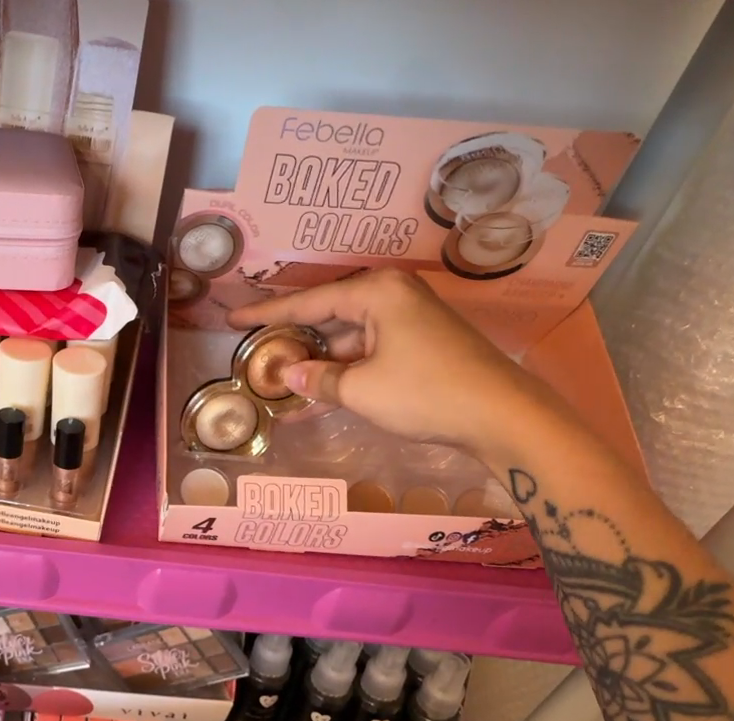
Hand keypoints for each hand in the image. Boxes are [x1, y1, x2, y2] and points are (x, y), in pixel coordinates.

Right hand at [228, 269, 565, 465]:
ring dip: (316, 368)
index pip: (308, 301)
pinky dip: (343, 378)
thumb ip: (319, 380)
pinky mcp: (419, 350)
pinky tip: (312, 404)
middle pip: (328, 317)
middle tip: (254, 352)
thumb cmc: (426, 392)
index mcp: (377, 292)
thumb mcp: (361, 389)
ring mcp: (408, 325)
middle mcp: (393, 298)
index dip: (266, 313)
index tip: (232, 318)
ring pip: (347, 343)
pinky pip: (367, 359)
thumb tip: (290, 375)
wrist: (501, 415)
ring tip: (276, 388)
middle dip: (292, 341)